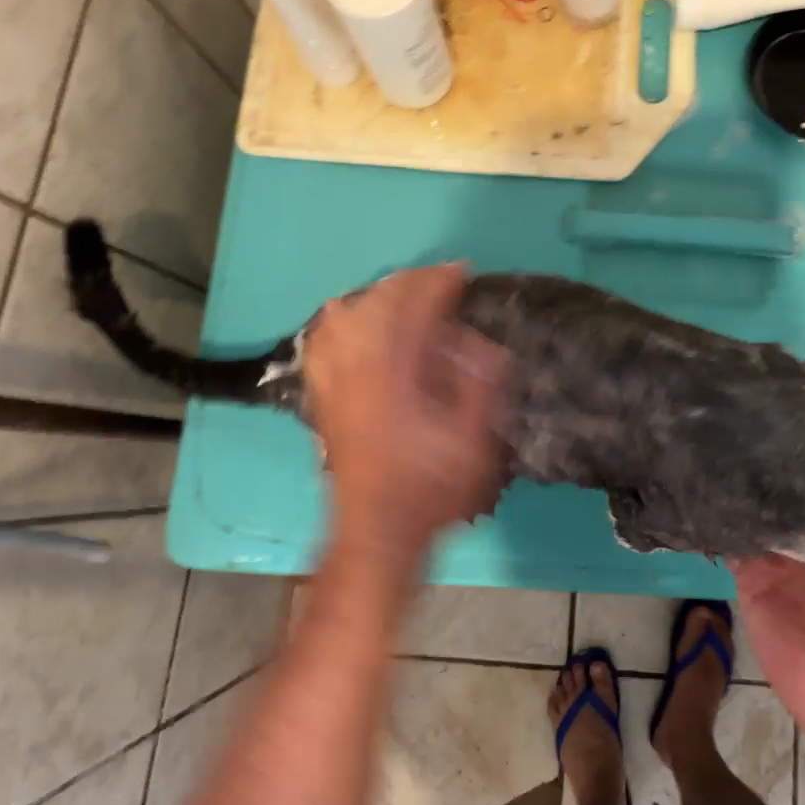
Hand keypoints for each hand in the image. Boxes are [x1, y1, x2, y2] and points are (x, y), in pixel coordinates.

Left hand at [304, 264, 510, 558]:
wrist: (376, 532)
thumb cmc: (431, 489)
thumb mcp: (473, 441)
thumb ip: (479, 385)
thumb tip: (481, 345)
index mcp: (398, 372)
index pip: (414, 305)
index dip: (439, 281)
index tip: (462, 272)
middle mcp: (359, 367)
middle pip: (378, 301)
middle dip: (411, 282)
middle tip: (439, 280)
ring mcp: (335, 380)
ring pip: (346, 315)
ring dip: (377, 296)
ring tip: (402, 294)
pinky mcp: (324, 395)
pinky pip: (323, 342)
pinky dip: (339, 322)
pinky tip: (349, 320)